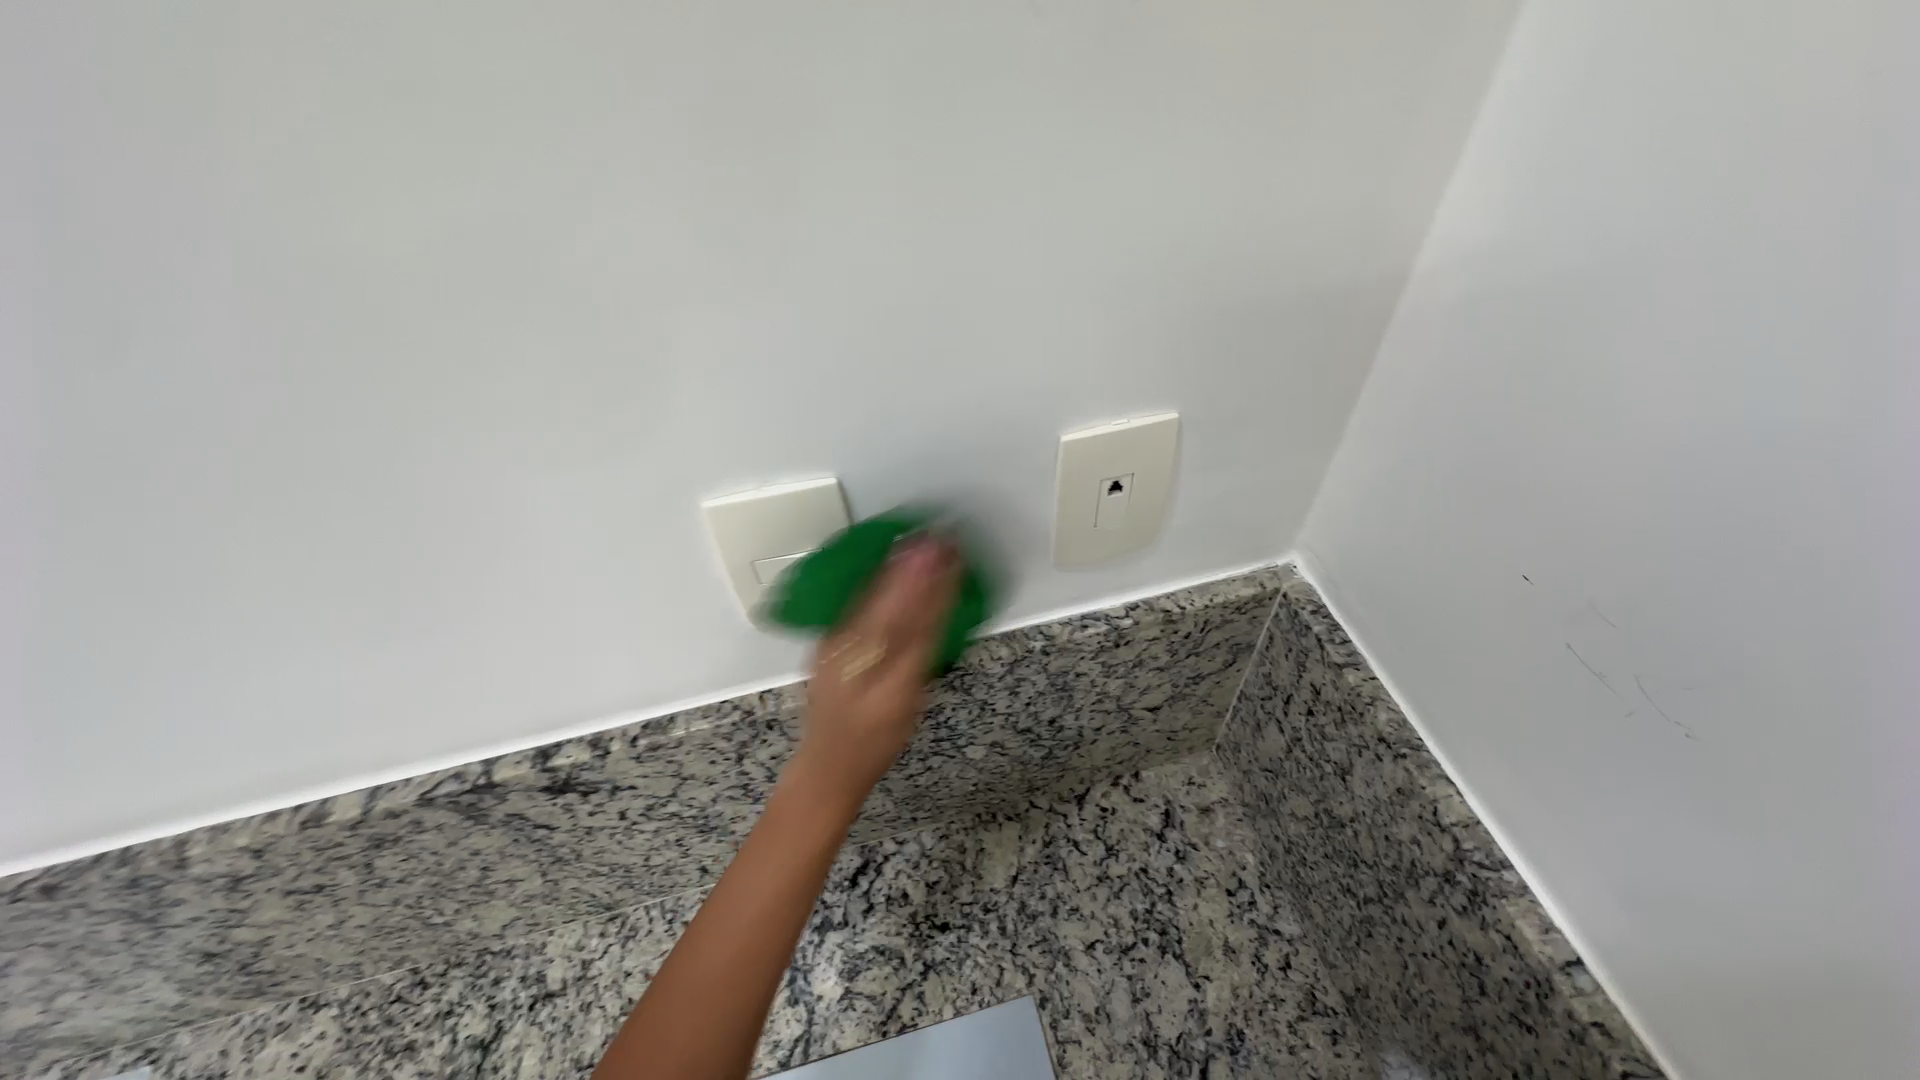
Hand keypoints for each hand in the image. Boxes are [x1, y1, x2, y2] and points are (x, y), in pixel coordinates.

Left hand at [785, 534, 959, 810]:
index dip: (938, 594)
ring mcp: (836, 652)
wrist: (827, 763)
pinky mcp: (824, 645)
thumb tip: (937, 612)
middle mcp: (860, 666)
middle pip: (893, 611)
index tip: (954, 562)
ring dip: (896, 570)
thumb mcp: (911, 706)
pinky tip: (886, 561)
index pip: (920, 631)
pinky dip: (874, 580)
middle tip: (938, 540)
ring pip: (871, 604)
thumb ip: (922, 660)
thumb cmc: (877, 741)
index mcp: (891, 686)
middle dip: (917, 573)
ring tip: (916, 542)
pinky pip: (854, 606)